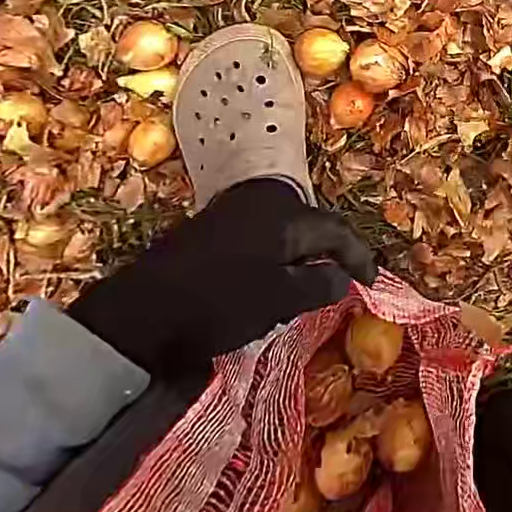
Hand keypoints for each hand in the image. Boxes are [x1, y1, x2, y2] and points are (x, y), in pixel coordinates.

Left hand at [67, 180, 375, 376]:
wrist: (139, 310)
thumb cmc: (217, 303)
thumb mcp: (279, 300)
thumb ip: (320, 284)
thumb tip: (342, 277)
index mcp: (286, 214)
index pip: (337, 230)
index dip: (359, 256)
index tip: (372, 282)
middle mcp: (264, 201)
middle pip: (314, 223)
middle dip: (334, 250)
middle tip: (347, 278)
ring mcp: (238, 209)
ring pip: (290, 228)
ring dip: (306, 252)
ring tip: (315, 279)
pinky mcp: (217, 224)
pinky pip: (266, 232)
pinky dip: (281, 252)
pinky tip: (276, 275)